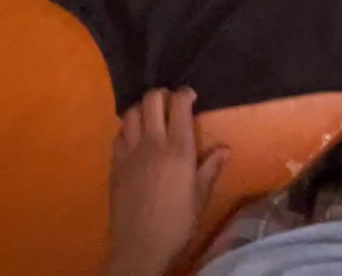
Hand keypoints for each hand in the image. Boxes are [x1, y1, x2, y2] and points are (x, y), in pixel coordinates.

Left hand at [105, 87, 229, 275]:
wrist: (140, 248)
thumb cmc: (177, 223)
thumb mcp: (200, 196)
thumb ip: (211, 168)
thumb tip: (226, 149)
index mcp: (178, 148)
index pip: (179, 103)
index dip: (185, 93)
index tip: (190, 96)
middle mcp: (153, 143)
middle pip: (151, 99)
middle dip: (161, 94)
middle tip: (169, 104)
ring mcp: (131, 152)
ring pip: (131, 112)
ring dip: (142, 110)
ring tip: (150, 119)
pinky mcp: (115, 164)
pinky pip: (118, 135)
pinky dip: (127, 130)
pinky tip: (134, 140)